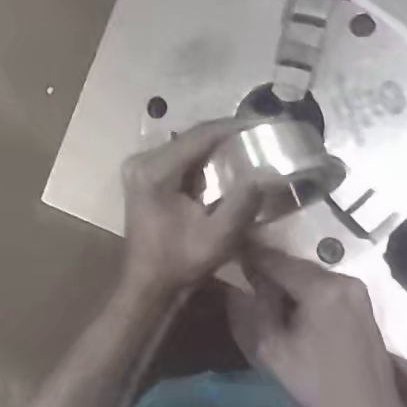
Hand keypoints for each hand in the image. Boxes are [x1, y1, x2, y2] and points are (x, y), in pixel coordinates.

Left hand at [121, 118, 263, 295]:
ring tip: (247, 139)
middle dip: (225, 133)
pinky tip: (224, 157)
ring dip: (214, 142)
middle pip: (190, 136)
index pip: (199, 136)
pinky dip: (201, 155)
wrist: (148, 284)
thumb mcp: (219, 237)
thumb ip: (243, 202)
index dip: (232, 127)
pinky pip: (177, 155)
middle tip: (258, 130)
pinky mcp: (142, 174)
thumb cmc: (180, 263)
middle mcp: (142, 161)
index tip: (262, 121)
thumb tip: (267, 170)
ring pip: (184, 143)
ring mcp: (139, 166)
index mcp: (155, 171)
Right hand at [227, 246, 406, 406]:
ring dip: (288, 281)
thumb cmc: (317, 385)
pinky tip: (292, 307)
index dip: (250, 257)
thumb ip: (251, 309)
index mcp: (321, 288)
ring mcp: (356, 289)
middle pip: (295, 264)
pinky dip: (306, 290)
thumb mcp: (271, 349)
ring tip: (265, 294)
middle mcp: (342, 278)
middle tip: (245, 279)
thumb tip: (237, 284)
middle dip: (270, 270)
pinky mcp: (362, 301)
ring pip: (310, 274)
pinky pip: (325, 285)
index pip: (276, 260)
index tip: (230, 257)